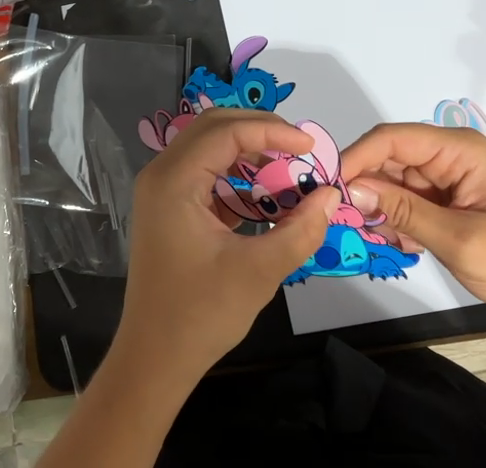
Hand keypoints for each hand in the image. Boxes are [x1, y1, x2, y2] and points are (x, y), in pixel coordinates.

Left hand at [113, 109, 339, 380]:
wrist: (155, 357)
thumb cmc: (201, 314)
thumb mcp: (259, 271)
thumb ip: (300, 230)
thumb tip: (330, 195)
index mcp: (173, 181)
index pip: (225, 132)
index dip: (271, 130)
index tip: (310, 146)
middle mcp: (161, 175)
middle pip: (212, 129)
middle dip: (259, 131)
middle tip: (300, 149)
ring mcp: (161, 190)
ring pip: (207, 148)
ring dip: (247, 151)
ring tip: (288, 167)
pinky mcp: (168, 208)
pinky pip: (204, 172)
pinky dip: (235, 174)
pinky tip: (265, 194)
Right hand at [341, 124, 485, 326]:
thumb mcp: (457, 239)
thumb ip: (402, 211)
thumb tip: (352, 189)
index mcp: (459, 150)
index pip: (393, 138)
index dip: (358, 156)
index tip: (331, 185)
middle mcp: (449, 156)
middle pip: (388, 157)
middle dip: (365, 184)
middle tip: (344, 216)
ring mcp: (446, 179)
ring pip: (391, 180)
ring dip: (379, 206)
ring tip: (379, 235)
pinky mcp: (443, 202)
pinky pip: (403, 200)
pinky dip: (394, 219)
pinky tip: (401, 243)